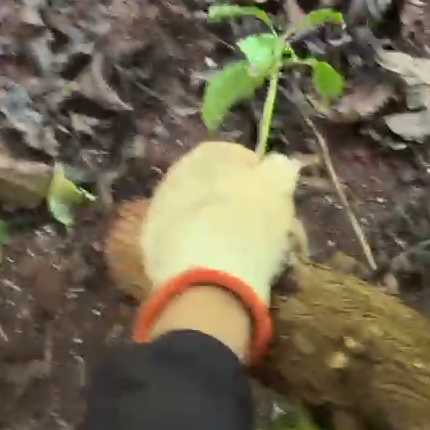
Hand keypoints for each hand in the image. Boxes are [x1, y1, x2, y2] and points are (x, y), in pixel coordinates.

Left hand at [131, 142, 302, 361]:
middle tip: (259, 231)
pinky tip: (211, 266)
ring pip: (195, 212)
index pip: (239, 157)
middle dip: (234, 204)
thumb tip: (279, 163)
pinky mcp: (149, 241)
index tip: (275, 204)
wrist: (205, 275)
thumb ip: (280, 170)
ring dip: (213, 225)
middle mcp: (177, 172)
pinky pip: (181, 239)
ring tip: (237, 253)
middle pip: (213, 186)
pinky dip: (196, 248)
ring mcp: (159, 206)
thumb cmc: (250, 225)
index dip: (261, 181)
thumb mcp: (279, 191)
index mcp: (210, 153)